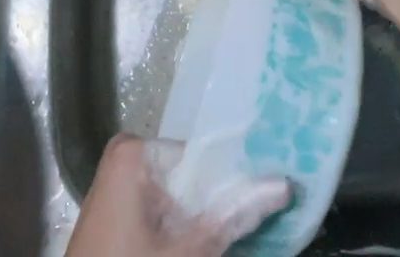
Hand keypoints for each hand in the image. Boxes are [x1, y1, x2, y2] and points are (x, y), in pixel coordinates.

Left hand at [65, 136, 291, 256]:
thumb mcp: (185, 251)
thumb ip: (233, 216)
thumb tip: (283, 186)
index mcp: (136, 151)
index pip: (203, 156)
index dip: (235, 180)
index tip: (266, 196)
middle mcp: (125, 153)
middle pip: (190, 172)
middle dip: (216, 200)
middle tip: (247, 222)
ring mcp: (117, 177)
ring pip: (178, 191)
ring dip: (201, 215)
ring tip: (228, 232)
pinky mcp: (116, 203)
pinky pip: (160, 203)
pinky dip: (180, 223)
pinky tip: (199, 239)